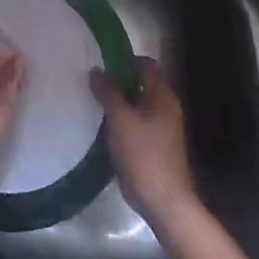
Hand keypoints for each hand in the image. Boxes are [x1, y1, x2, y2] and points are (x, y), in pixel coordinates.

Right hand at [90, 57, 195, 221]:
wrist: (162, 199)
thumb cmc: (143, 153)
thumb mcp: (121, 118)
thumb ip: (108, 92)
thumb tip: (96, 70)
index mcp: (162, 97)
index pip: (147, 65)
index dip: (126, 59)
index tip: (102, 61)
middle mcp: (165, 107)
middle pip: (141, 83)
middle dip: (118, 80)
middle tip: (93, 80)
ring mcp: (161, 127)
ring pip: (137, 103)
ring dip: (118, 100)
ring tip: (93, 99)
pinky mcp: (153, 144)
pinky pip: (136, 122)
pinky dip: (121, 118)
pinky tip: (102, 124)